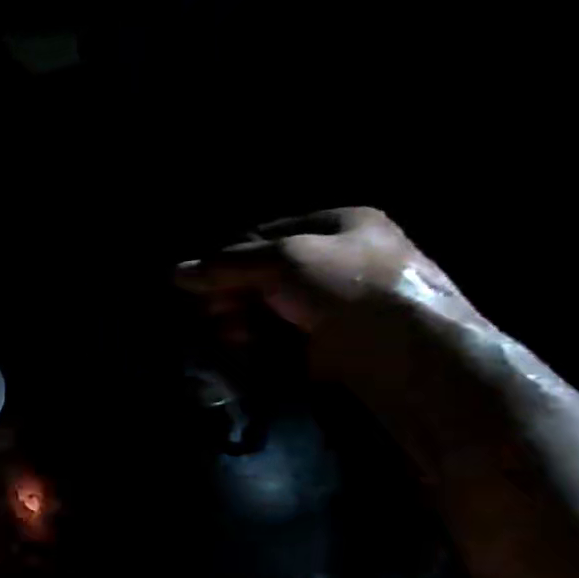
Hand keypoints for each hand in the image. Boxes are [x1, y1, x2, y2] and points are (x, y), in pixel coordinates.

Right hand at [173, 207, 474, 329]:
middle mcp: (336, 260)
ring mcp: (334, 304)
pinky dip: (258, 343)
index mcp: (337, 225)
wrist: (404, 352)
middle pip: (263, 274)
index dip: (225, 260)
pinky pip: (281, 337)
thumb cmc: (348, 287)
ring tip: (225, 336)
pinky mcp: (330, 343)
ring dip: (241, 322)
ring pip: (269, 308)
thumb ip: (227, 265)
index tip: (196, 285)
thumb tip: (174, 272)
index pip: (262, 236)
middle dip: (231, 294)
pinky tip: (244, 350)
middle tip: (208, 315)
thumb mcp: (284, 260)